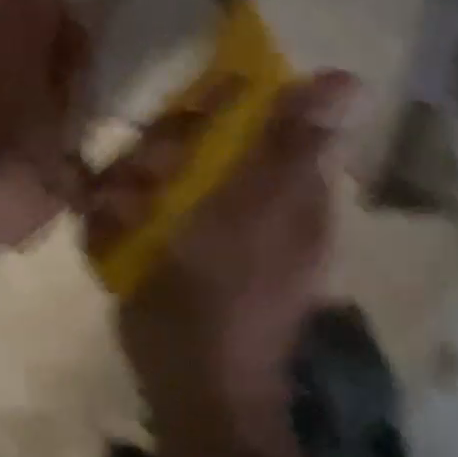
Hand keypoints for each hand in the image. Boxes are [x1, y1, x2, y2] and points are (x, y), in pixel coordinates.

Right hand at [85, 71, 358, 408]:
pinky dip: (108, 222)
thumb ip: (289, 147)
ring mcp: (190, 224)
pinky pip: (119, 211)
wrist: (191, 378)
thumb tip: (348, 78)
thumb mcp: (262, 211)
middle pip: (181, 140)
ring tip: (120, 221)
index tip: (181, 127)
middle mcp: (235, 195)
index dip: (207, 106)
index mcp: (279, 182)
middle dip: (152, 158)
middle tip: (143, 188)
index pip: (243, 110)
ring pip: (142, 174)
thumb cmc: (232, 293)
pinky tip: (109, 237)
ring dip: (122, 191)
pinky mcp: (153, 247)